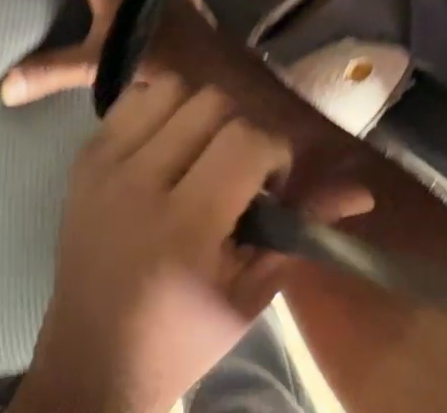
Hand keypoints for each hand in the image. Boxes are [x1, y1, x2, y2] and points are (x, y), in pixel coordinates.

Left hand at [12, 78, 372, 412]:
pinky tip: (168, 146)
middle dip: (244, 129)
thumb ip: (300, 230)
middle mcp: (138, 183)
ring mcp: (104, 165)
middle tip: (241, 169)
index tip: (273, 186)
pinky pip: (133, 98)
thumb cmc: (183, 337)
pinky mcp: (83, 157)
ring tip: (203, 151)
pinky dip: (160, 109)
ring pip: (173, 87)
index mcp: (184, 227)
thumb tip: (362, 191)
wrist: (91, 360)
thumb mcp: (251, 292)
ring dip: (201, 111)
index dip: (276, 154)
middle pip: (213, 103)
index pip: (248, 141)